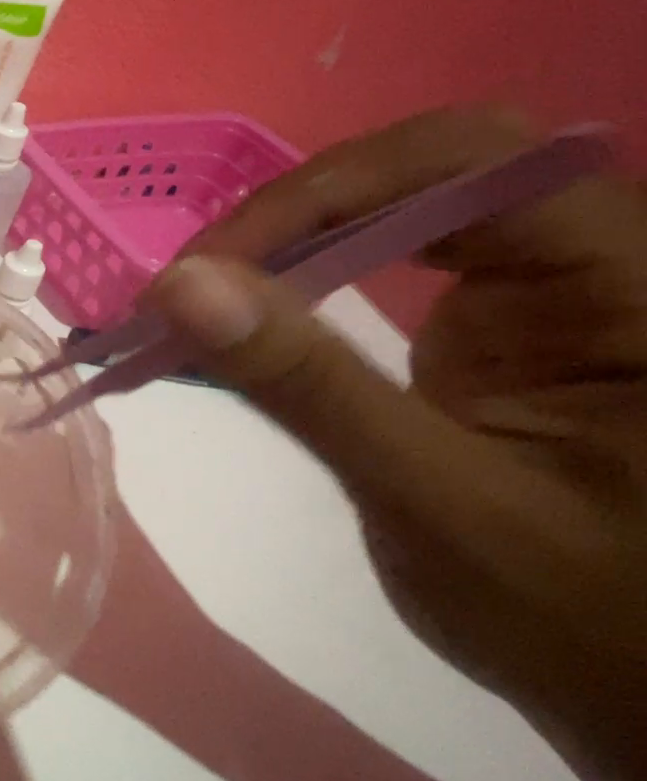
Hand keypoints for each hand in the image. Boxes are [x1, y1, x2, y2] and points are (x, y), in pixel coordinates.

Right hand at [146, 108, 646, 780]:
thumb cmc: (579, 618)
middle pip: (427, 166)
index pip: (471, 162)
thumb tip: (179, 285)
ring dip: (287, 242)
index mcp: (631, 288)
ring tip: (196, 300)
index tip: (212, 266)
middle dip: (295, 212)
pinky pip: (389, 259)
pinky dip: (301, 279)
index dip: (326, 189)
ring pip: (401, 204)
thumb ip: (308, 386)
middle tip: (194, 281)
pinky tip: (242, 321)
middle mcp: (599, 260)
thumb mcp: (433, 503)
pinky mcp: (499, 320)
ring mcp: (547, 287)